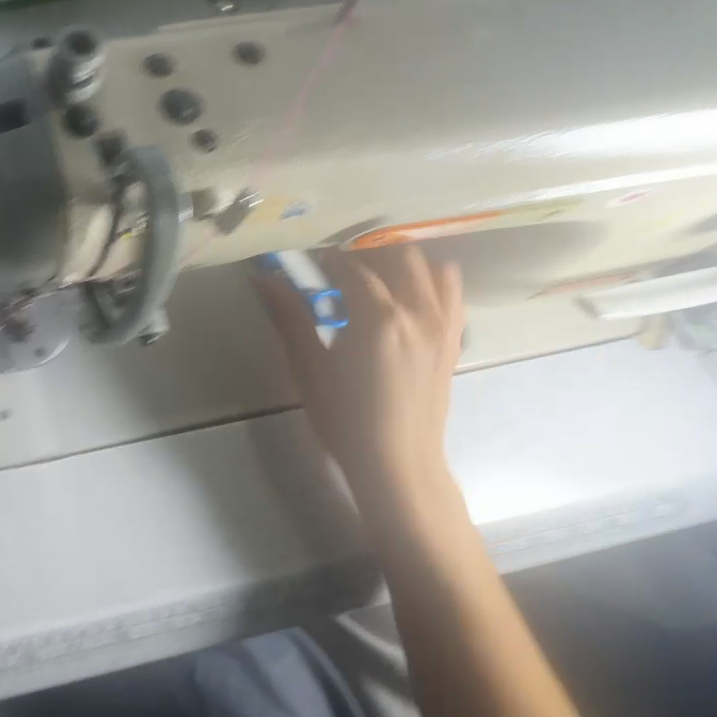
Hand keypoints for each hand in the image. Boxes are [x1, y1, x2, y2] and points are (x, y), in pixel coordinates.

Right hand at [257, 245, 463, 489]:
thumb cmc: (344, 418)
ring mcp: (442, 325)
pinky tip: (410, 293)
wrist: (396, 463)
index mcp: (378, 317)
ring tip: (375, 276)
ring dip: (401, 262)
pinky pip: (452, 294)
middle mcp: (417, 312)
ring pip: (430, 269)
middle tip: (338, 270)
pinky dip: (433, 281)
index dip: (325, 259)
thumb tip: (263, 277)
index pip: (350, 267)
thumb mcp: (309, 367)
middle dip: (366, 254)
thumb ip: (290, 316)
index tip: (307, 262)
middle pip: (397, 256)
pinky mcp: (453, 340)